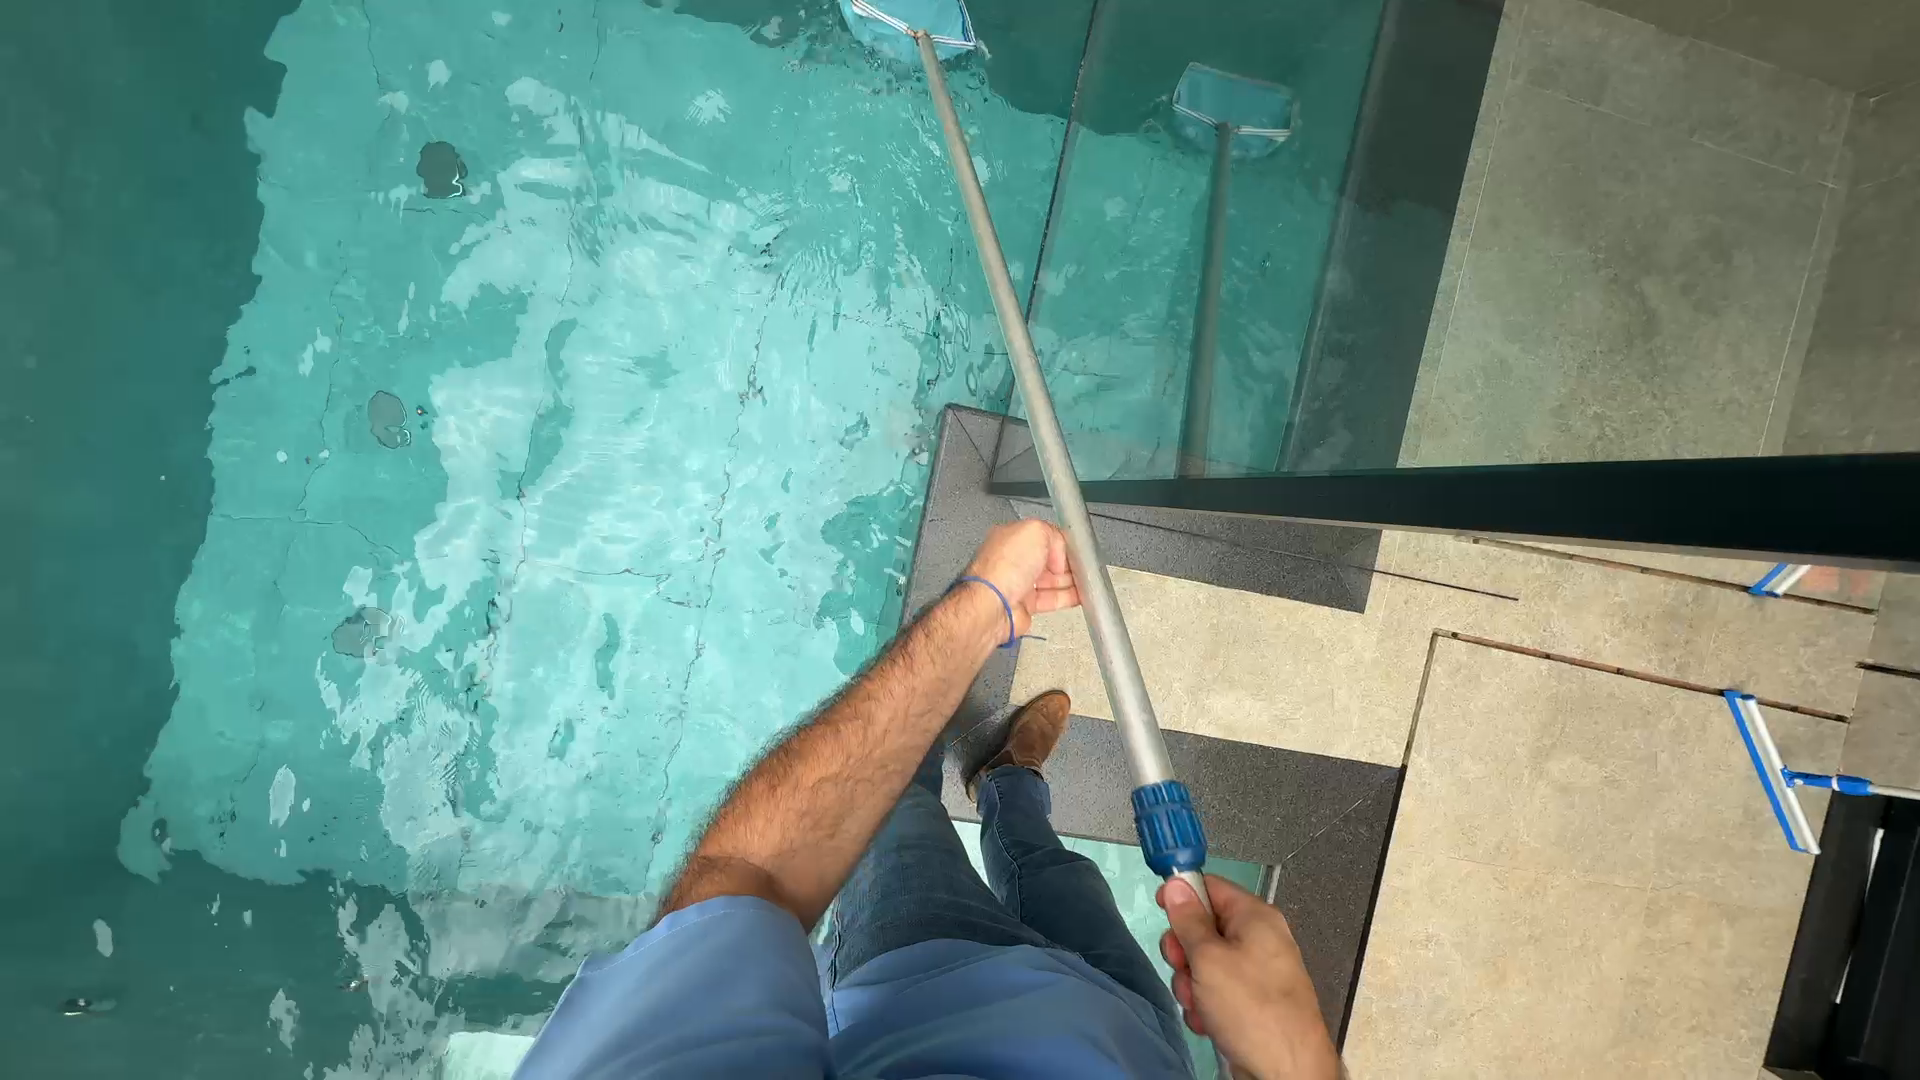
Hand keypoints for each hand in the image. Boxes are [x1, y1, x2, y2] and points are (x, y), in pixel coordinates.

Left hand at [962, 520, 1080, 636]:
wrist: (992, 605)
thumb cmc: (1003, 567)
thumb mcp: (1036, 531)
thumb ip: (1054, 534)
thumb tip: (1060, 552)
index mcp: (1012, 538)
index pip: (1044, 536)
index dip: (1062, 542)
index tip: (1077, 547)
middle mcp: (1014, 560)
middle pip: (1049, 559)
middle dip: (1069, 562)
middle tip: (1085, 565)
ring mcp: (1019, 583)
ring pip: (1052, 580)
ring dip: (1072, 580)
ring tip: (1089, 580)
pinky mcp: (1026, 604)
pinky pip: (1052, 599)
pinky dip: (1068, 597)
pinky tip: (1082, 595)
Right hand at [1157, 875, 1339, 1079]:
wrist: (1288, 1076)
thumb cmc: (1249, 1007)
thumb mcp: (1209, 958)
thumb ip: (1187, 919)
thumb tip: (1175, 882)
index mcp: (1255, 917)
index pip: (1210, 886)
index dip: (1182, 894)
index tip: (1160, 909)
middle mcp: (1259, 940)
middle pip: (1204, 927)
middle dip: (1185, 951)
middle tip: (1181, 967)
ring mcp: (1257, 974)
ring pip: (1206, 963)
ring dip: (1192, 983)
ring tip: (1198, 1004)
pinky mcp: (1253, 1004)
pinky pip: (1218, 990)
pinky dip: (1207, 1004)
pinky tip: (1207, 1022)